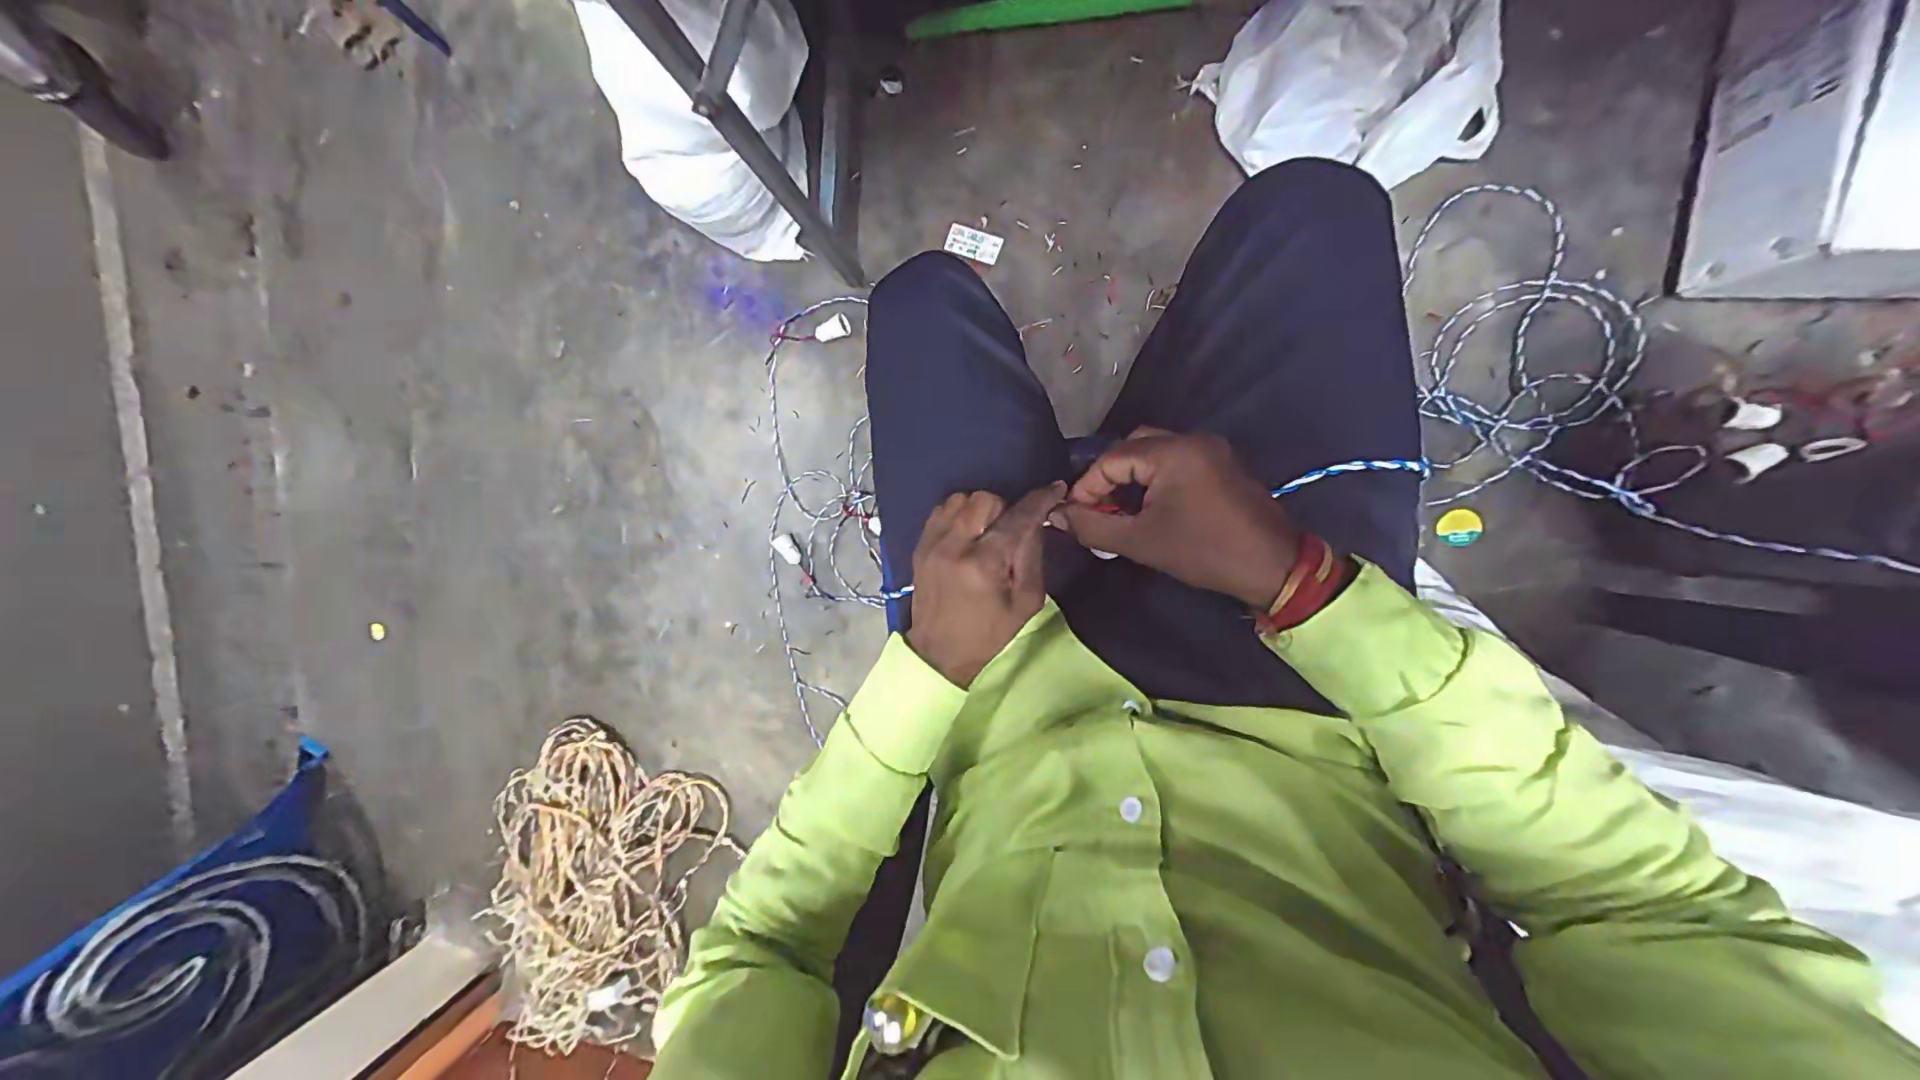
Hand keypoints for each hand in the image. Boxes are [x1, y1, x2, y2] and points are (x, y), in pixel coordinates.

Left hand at [906, 482, 1064, 687]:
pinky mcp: (919, 547)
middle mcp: (953, 546)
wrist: (940, 656)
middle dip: (1004, 508)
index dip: (1040, 500)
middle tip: (1010, 532)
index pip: (1017, 517)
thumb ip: (1032, 555)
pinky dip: (958, 515)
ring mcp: (931, 544)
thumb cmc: (991, 635)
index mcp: (983, 564)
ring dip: (979, 509)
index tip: (1055, 489)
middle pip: (985, 499)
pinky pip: (941, 510)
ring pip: (960, 499)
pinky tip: (966, 535)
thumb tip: (1035, 520)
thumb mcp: (1026, 602)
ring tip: (986, 533)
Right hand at [1049, 428, 1299, 608]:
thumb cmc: (1203, 552)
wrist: (1272, 566)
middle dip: (1108, 476)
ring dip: (1131, 475)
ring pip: (1155, 450)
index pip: (1112, 458)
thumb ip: (1092, 526)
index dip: (1087, 486)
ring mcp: (1211, 449)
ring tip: (1119, 509)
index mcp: (1173, 453)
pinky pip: (1177, 459)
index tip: (1076, 514)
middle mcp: (1192, 440)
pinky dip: (1155, 476)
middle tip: (1097, 508)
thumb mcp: (1140, 542)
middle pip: (1133, 445)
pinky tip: (1148, 505)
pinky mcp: (1222, 463)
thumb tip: (1056, 515)